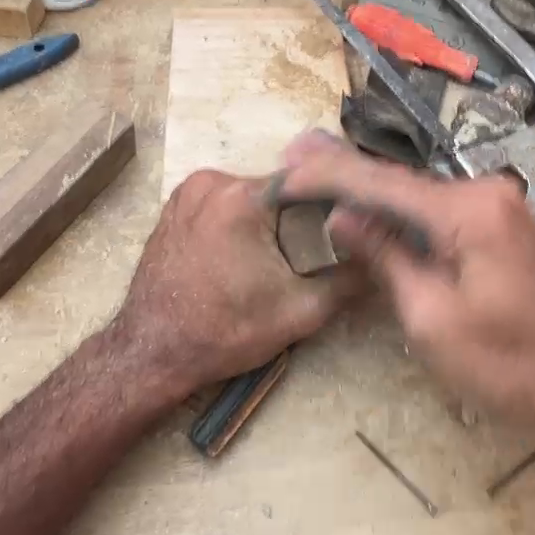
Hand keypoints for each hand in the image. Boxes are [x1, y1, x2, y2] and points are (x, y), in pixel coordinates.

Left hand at [111, 170, 364, 395]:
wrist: (153, 353)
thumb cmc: (224, 332)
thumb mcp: (298, 311)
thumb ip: (348, 280)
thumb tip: (382, 260)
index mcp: (242, 197)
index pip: (308, 182)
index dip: (333, 203)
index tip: (349, 226)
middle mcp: (212, 180)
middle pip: (278, 187)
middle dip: (299, 214)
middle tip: (316, 250)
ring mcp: (188, 191)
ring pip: (251, 194)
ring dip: (270, 218)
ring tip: (282, 254)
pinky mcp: (175, 206)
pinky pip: (224, 202)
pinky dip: (241, 220)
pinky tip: (247, 252)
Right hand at [276, 132, 534, 425]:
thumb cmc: (508, 362)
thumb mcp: (431, 317)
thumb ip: (385, 257)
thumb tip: (343, 216)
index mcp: (469, 209)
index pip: (384, 184)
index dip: (331, 175)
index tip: (287, 166)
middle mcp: (485, 191)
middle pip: (400, 179)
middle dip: (344, 169)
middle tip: (293, 152)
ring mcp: (497, 204)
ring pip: (417, 192)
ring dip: (368, 185)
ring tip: (315, 164)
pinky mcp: (499, 221)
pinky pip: (438, 206)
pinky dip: (399, 205)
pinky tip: (366, 196)